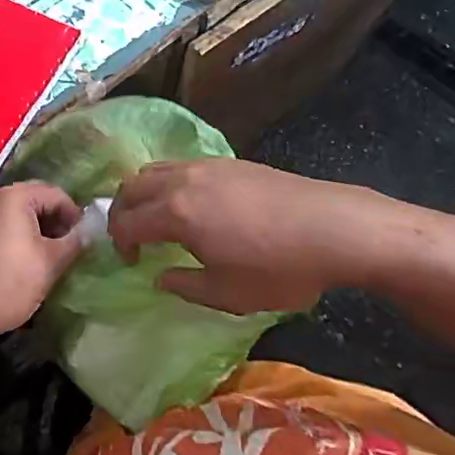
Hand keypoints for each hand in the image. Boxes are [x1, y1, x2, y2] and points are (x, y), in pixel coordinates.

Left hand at [0, 182, 83, 346]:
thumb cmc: (8, 283)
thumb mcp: (50, 263)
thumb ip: (75, 241)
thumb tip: (91, 230)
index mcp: (14, 196)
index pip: (56, 194)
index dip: (75, 215)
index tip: (85, 240)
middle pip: (36, 200)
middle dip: (57, 221)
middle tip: (70, 247)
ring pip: (19, 214)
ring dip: (39, 230)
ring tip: (51, 256)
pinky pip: (3, 225)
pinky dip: (19, 236)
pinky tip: (25, 262)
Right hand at [109, 160, 387, 314]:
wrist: (333, 228)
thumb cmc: (279, 268)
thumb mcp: (228, 294)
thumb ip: (185, 286)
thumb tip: (160, 275)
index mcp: (176, 213)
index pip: (127, 221)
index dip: (120, 242)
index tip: (133, 261)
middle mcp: (184, 180)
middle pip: (133, 185)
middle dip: (122, 211)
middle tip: (132, 237)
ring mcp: (208, 165)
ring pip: (156, 168)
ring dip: (144, 191)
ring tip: (157, 217)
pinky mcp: (231, 161)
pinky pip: (182, 164)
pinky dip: (169, 181)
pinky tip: (190, 203)